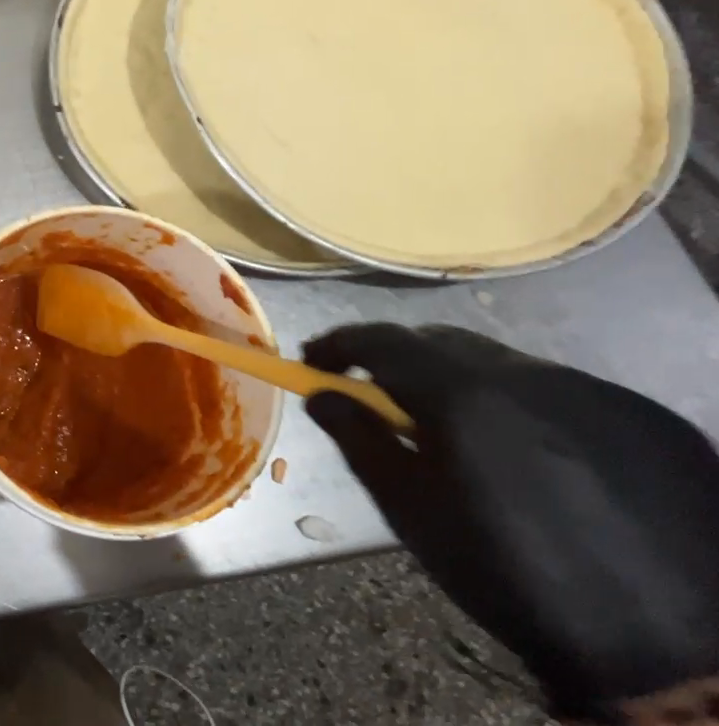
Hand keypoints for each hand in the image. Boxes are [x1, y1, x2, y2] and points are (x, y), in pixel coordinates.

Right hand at [303, 324, 718, 721]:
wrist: (670, 646)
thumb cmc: (508, 575)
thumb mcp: (411, 511)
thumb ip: (360, 440)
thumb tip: (323, 395)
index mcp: (465, 396)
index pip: (383, 340)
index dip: (340, 344)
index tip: (315, 362)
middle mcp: (532, 377)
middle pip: (445, 343)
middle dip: (402, 362)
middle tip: (383, 401)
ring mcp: (600, 394)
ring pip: (507, 366)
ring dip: (466, 386)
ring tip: (463, 438)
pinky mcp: (652, 421)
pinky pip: (565, 394)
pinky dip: (527, 409)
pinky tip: (534, 459)